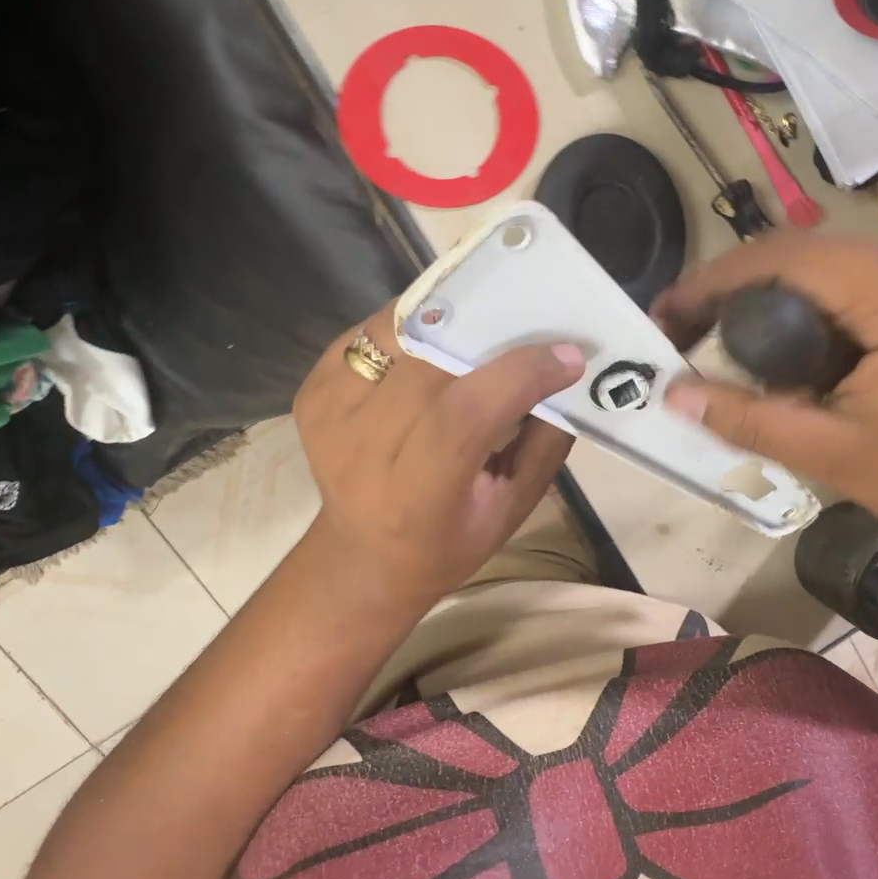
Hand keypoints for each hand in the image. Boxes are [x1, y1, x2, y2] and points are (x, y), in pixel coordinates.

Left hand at [292, 301, 586, 610]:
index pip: (462, 416)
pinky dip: (411, 328)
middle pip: (429, 366)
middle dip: (488, 338)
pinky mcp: (312, 390)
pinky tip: (435, 343)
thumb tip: (565, 367)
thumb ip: (545, 443)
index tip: (565, 357)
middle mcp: (359, 452)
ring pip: (398, 336)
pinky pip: (370, 334)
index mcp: (414, 497)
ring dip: (447, 323)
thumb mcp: (512, 508)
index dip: (516, 375)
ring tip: (484, 327)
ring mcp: (327, 415)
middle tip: (530, 329)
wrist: (364, 556)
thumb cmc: (449, 540)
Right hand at [653, 233, 877, 558]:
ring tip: (718, 336)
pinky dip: (805, 303)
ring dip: (768, 295)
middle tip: (685, 330)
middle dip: (735, 287)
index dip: (716, 280)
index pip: (788, 258)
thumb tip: (672, 396)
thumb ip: (747, 420)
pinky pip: (852, 279)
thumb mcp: (830, 454)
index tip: (667, 314)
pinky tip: (776, 340)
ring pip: (825, 262)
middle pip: (804, 252)